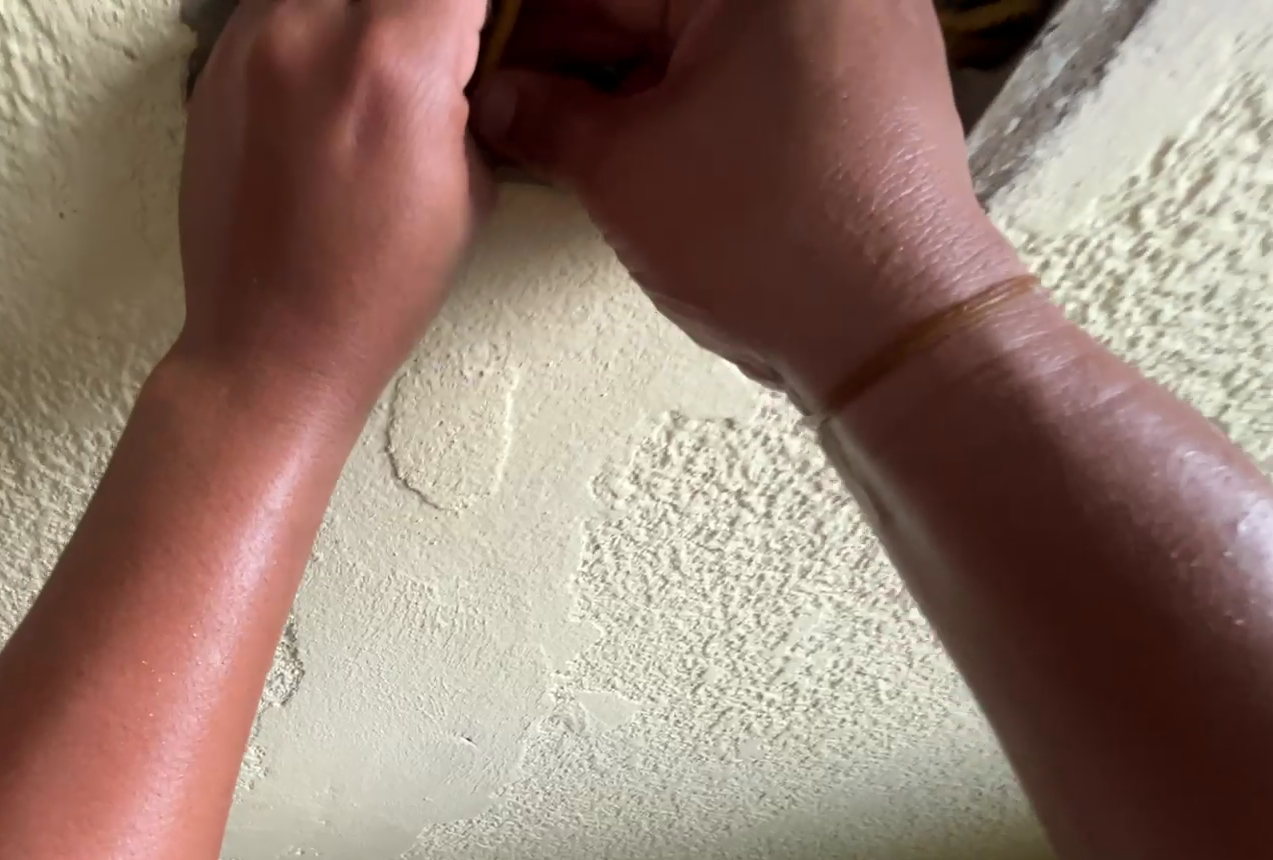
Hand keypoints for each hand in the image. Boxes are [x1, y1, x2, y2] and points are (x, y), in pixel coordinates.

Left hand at [177, 0, 490, 415]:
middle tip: (431, 56)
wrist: (269, 348)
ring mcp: (250, 49)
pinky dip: (313, 30)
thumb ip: (470, 101)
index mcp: (394, 65)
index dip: (474, 8)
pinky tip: (326, 91)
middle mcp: (310, 34)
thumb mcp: (466, 200)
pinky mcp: (214, 75)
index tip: (479, 29)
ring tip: (373, 80)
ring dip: (362, 15)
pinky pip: (277, 8)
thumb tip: (462, 60)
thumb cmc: (367, 298)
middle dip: (420, 13)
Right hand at [475, 0, 1026, 408]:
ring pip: (695, 41)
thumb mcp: (621, 171)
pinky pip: (738, 70)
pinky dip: (675, 100)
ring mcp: (843, 24)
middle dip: (573, 57)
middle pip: (656, 6)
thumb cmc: (756, 232)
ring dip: (618, 84)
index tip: (489, 66)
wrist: (881, 318)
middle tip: (509, 107)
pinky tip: (624, 141)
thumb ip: (545, 120)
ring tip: (557, 133)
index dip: (533, 29)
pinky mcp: (850, 81)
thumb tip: (495, 98)